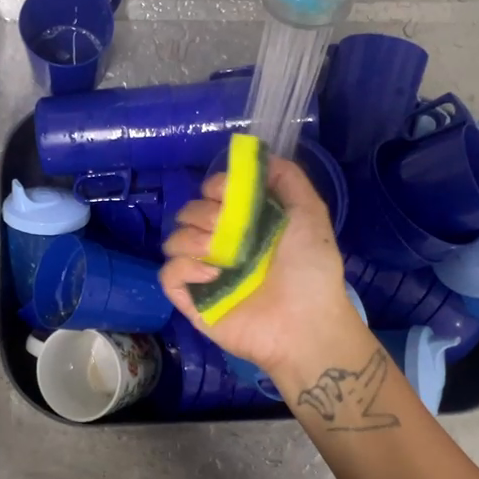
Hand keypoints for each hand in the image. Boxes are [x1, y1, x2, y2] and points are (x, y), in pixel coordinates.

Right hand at [158, 157, 368, 379]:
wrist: (305, 323)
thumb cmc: (311, 268)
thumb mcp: (309, 212)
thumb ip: (288, 178)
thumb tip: (257, 155)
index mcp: (245, 224)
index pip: (211, 194)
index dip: (215, 187)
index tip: (227, 194)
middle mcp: (222, 246)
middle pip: (188, 213)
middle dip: (203, 213)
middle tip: (225, 228)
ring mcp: (204, 274)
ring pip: (172, 241)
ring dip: (191, 238)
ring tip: (218, 253)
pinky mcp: (191, 301)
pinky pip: (167, 274)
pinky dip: (183, 268)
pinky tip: (211, 275)